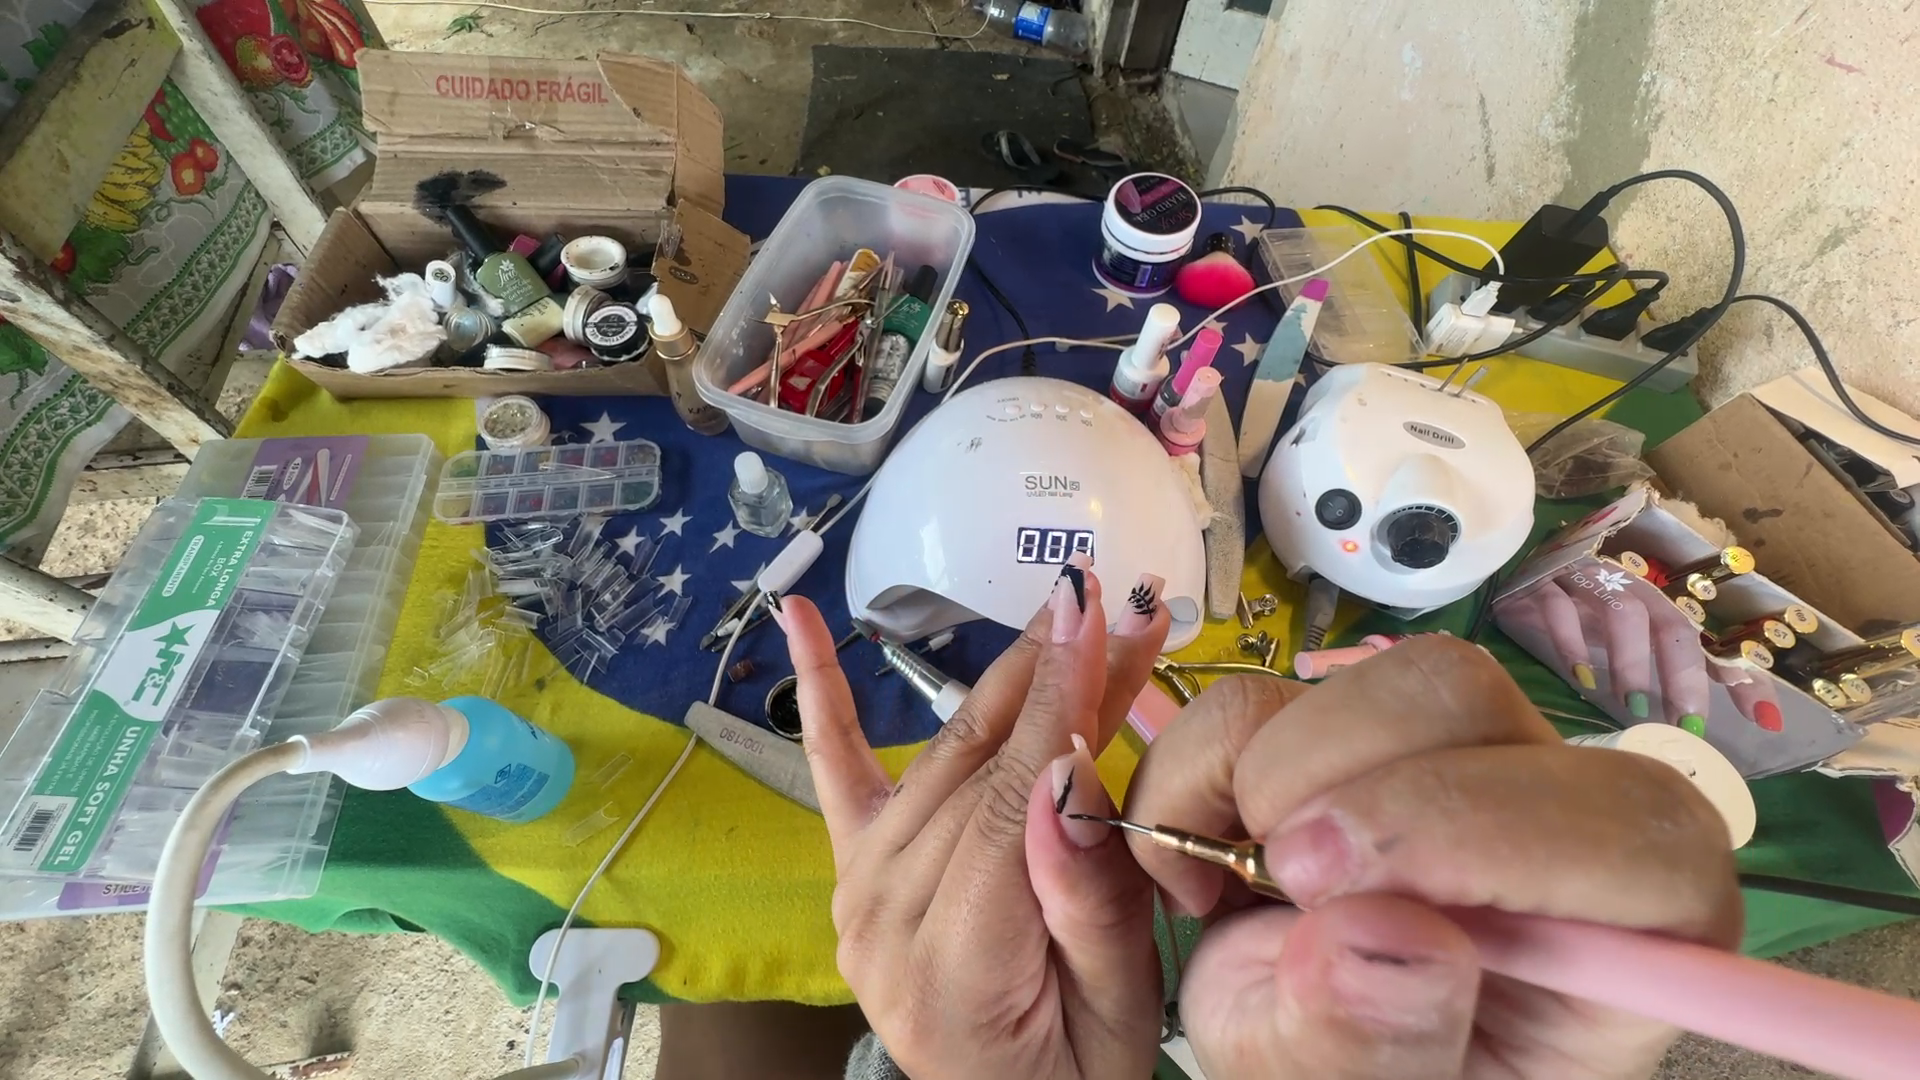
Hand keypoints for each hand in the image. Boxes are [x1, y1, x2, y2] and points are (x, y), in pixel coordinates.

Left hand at [775, 564, 1171, 1079]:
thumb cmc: (1074, 1071)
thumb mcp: (1118, 1011)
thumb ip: (1088, 901)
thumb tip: (1069, 772)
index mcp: (951, 963)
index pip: (1013, 800)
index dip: (1063, 701)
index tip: (1099, 612)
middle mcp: (882, 911)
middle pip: (982, 763)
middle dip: (1055, 671)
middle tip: (1105, 596)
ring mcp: (858, 880)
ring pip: (946, 752)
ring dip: (1013, 674)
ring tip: (1066, 613)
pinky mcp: (854, 857)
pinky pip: (833, 764)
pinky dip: (821, 688)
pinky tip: (796, 616)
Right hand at [1125, 636, 1741, 1079]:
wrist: (1270, 1014)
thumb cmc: (1338, 1070)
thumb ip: (1370, 1044)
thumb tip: (1396, 936)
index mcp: (1616, 936)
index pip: (1624, 827)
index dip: (1466, 829)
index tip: (1311, 885)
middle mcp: (1537, 806)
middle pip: (1464, 696)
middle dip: (1333, 777)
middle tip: (1265, 872)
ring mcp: (1426, 748)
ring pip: (1354, 677)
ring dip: (1248, 767)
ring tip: (1217, 863)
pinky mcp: (1332, 722)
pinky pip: (1252, 695)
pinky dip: (1194, 760)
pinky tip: (1195, 834)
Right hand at [1501, 571, 1779, 732]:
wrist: (1510, 568)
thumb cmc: (1570, 605)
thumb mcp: (1621, 632)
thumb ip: (1660, 656)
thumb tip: (1707, 706)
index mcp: (1651, 599)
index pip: (1709, 639)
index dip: (1739, 675)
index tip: (1765, 722)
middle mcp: (1626, 584)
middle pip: (1669, 623)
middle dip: (1683, 674)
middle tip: (1687, 722)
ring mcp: (1582, 579)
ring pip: (1621, 613)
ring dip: (1632, 663)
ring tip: (1633, 707)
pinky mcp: (1541, 581)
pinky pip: (1559, 609)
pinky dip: (1572, 644)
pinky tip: (1580, 676)